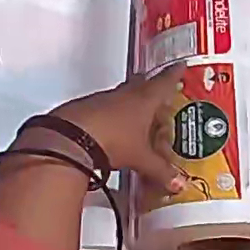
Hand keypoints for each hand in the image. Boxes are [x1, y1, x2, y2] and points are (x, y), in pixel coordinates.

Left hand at [44, 65, 187, 191]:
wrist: (69, 139)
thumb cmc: (113, 140)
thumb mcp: (140, 159)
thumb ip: (160, 170)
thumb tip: (178, 184)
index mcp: (144, 100)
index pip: (164, 82)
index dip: (174, 74)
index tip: (180, 65)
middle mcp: (124, 94)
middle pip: (141, 84)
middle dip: (151, 87)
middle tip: (159, 93)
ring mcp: (102, 99)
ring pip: (122, 96)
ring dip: (130, 102)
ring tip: (138, 116)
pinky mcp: (84, 108)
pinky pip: (104, 107)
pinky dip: (112, 115)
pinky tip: (113, 129)